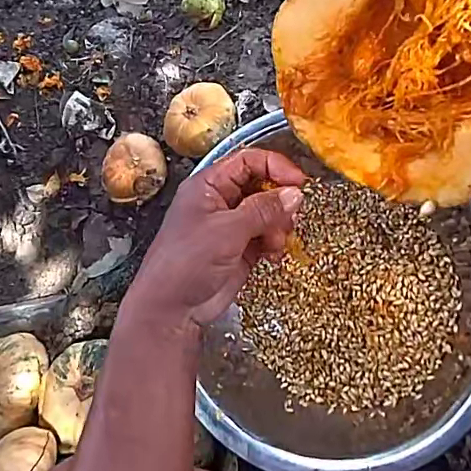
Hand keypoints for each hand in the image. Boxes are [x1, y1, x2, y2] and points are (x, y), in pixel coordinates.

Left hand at [119, 147, 306, 337]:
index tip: (298, 182)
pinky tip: (272, 255)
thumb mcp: (227, 230)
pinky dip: (275, 242)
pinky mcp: (241, 248)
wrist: (172, 309)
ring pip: (268, 212)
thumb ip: (263, 210)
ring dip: (279, 225)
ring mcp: (232, 225)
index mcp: (209, 185)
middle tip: (290, 217)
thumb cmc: (186, 263)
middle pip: (262, 185)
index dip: (275, 166)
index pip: (248, 161)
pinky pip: (267, 235)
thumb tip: (294, 194)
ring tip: (275, 241)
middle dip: (279, 200)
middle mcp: (221, 200)